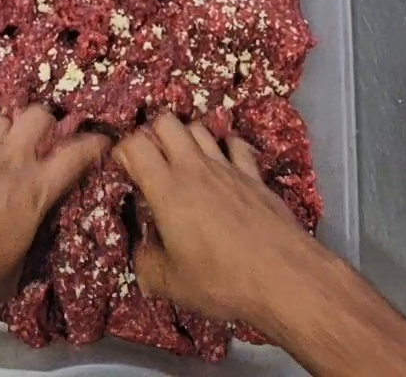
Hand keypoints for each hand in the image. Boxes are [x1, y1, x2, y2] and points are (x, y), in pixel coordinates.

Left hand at [0, 105, 108, 318]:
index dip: (94, 145)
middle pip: (37, 115)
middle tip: (46, 140)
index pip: (76, 155)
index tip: (102, 141)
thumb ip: (28, 246)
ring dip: (9, 130)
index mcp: (34, 190)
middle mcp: (9, 162)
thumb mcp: (12, 275)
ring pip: (1, 119)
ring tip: (8, 147)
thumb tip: (31, 241)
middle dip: (47, 122)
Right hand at [112, 112, 328, 326]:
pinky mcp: (253, 174)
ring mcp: (227, 166)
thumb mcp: (172, 284)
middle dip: (153, 133)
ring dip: (187, 137)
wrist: (282, 275)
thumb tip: (141, 253)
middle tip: (152, 159)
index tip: (122, 167)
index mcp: (167, 189)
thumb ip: (147, 264)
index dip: (123, 150)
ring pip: (199, 127)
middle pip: (167, 122)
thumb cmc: (221, 279)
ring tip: (184, 159)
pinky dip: (225, 147)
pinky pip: (235, 144)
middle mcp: (194, 167)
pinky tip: (224, 162)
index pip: (135, 144)